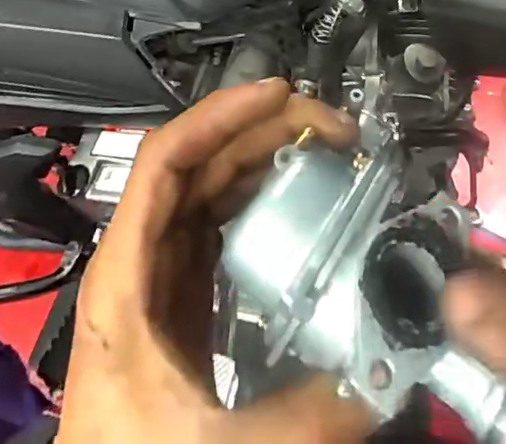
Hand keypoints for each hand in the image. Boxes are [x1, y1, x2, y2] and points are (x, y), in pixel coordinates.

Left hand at [59, 78, 373, 443]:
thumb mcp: (212, 443)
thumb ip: (300, 415)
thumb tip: (377, 381)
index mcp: (128, 271)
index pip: (166, 160)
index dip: (219, 115)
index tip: (274, 97)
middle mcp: (144, 256)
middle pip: (198, 162)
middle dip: (259, 127)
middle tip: (322, 122)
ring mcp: (165, 270)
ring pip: (212, 185)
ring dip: (262, 154)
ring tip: (316, 144)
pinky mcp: (185, 290)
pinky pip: (223, 219)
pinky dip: (260, 193)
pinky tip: (296, 192)